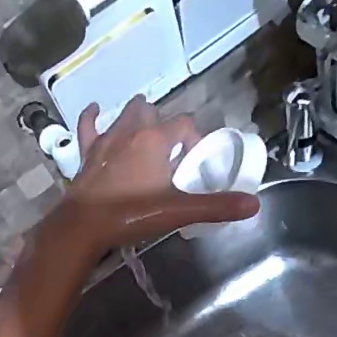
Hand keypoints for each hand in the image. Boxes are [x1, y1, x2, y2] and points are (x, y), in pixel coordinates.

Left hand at [46, 97, 259, 252]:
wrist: (83, 226)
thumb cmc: (132, 214)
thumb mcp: (178, 211)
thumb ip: (216, 206)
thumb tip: (254, 204)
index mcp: (155, 139)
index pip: (184, 124)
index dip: (194, 138)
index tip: (195, 160)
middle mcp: (131, 131)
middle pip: (153, 113)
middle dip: (165, 124)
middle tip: (172, 151)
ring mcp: (106, 140)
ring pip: (125, 115)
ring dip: (137, 117)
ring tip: (147, 130)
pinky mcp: (87, 153)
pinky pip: (89, 126)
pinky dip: (93, 117)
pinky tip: (96, 110)